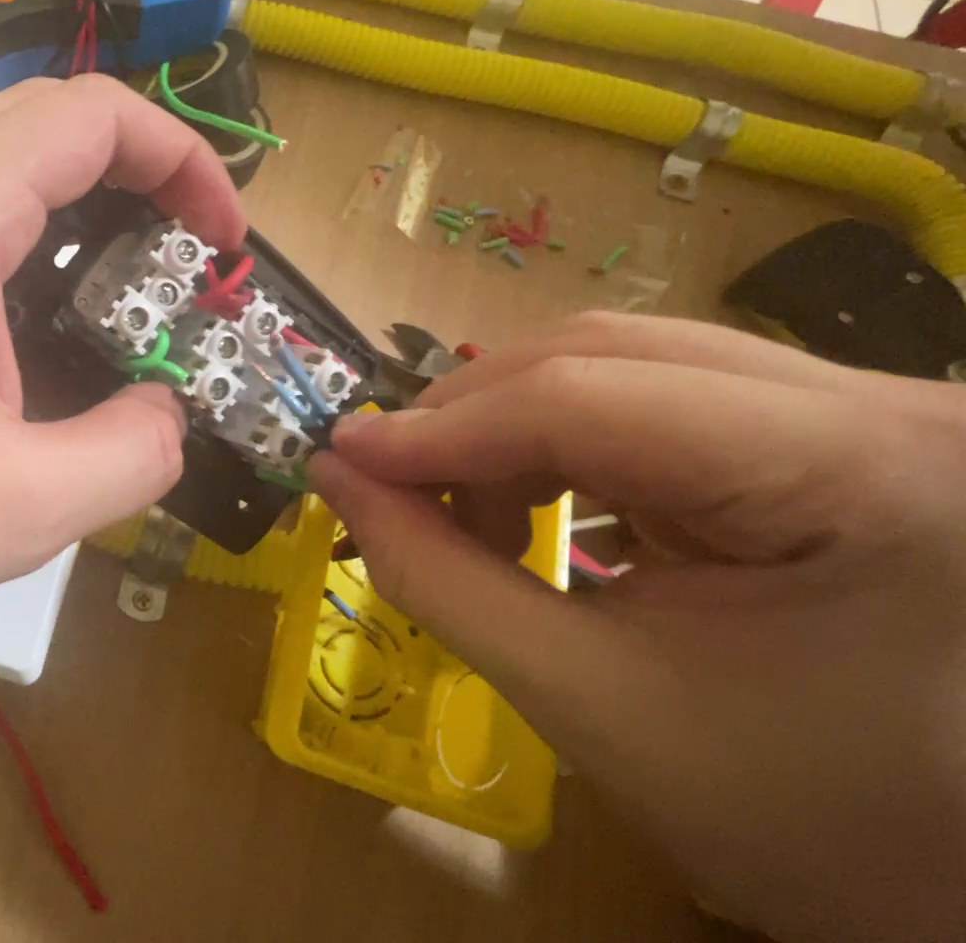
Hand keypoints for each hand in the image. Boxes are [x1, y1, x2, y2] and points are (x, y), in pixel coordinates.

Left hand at [0, 76, 244, 638]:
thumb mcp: (21, 508)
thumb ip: (132, 453)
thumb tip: (166, 413)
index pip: (89, 116)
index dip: (181, 158)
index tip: (221, 239)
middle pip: (42, 121)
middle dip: (139, 168)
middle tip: (186, 254)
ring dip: (79, 200)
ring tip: (129, 284)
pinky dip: (23, 238)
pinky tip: (42, 317)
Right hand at [308, 312, 965, 942]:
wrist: (958, 882)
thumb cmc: (792, 813)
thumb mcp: (587, 699)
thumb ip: (436, 575)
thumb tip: (333, 476)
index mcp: (866, 470)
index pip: (592, 399)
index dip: (443, 429)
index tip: (336, 460)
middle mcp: (889, 403)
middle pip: (608, 355)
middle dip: (472, 423)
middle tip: (392, 491)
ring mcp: (867, 412)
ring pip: (624, 367)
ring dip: (510, 434)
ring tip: (472, 523)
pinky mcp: (831, 437)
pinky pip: (654, 404)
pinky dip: (560, 450)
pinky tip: (536, 511)